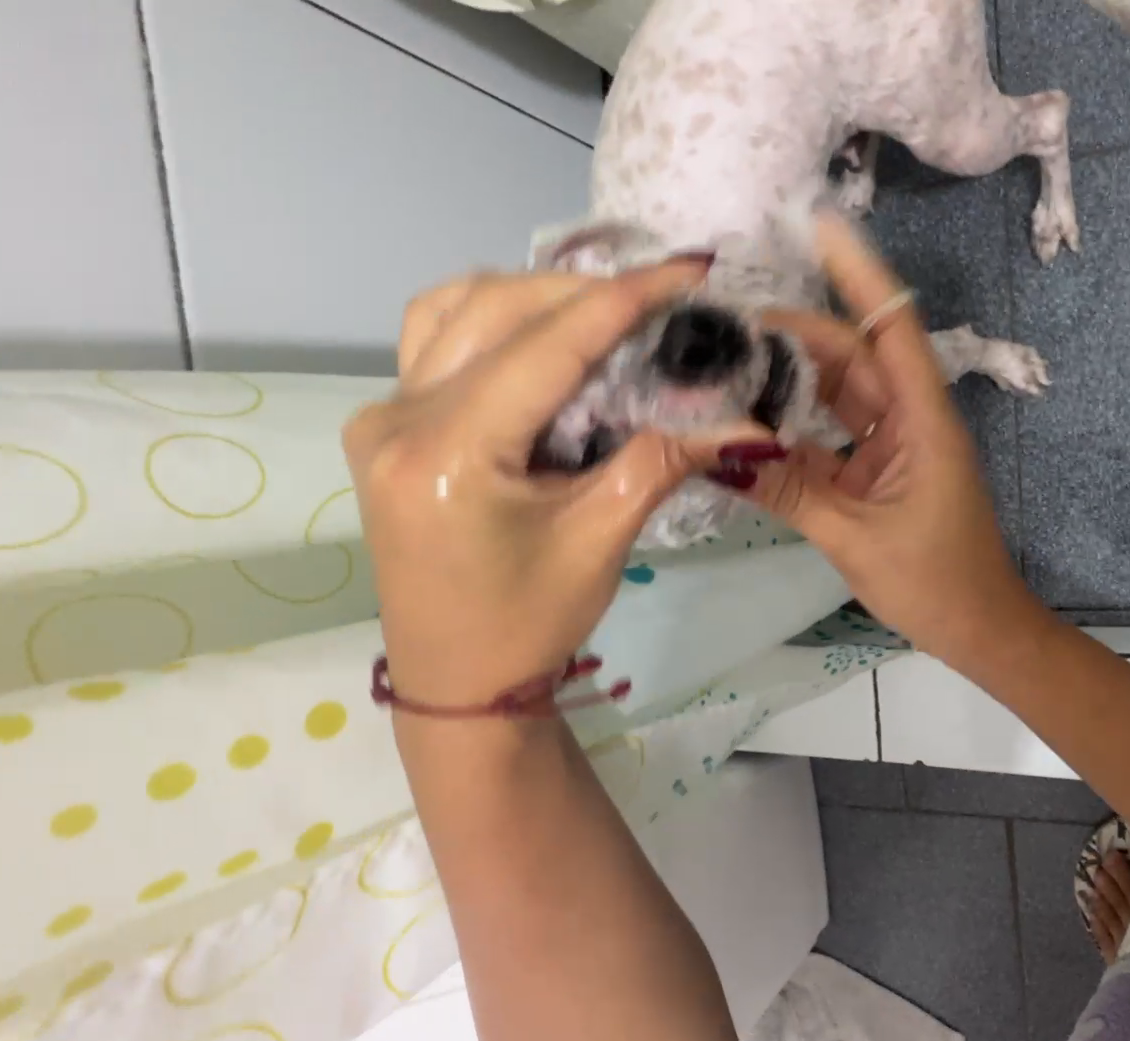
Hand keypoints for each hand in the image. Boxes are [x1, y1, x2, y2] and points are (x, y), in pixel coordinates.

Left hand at [345, 261, 772, 709]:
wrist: (458, 681)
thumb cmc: (530, 622)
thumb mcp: (603, 541)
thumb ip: (663, 463)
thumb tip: (747, 424)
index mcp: (450, 452)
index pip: (549, 346)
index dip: (625, 298)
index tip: (689, 270)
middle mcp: (399, 418)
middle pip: (496, 308)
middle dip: (587, 290)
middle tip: (662, 296)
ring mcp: (382, 418)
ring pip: (456, 310)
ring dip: (536, 295)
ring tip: (607, 306)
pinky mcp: (388, 427)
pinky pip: (437, 340)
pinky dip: (495, 319)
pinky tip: (542, 335)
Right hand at [745, 214, 1046, 663]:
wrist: (981, 630)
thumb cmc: (935, 584)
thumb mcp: (854, 537)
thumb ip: (787, 491)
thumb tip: (715, 453)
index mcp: (924, 422)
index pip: (893, 329)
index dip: (860, 274)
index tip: (819, 226)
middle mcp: (912, 421)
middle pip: (856, 358)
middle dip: (797, 338)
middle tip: (728, 326)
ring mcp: (898, 448)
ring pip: (843, 396)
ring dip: (793, 382)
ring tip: (728, 367)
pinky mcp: (883, 475)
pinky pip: (837, 437)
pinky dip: (798, 431)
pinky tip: (752, 427)